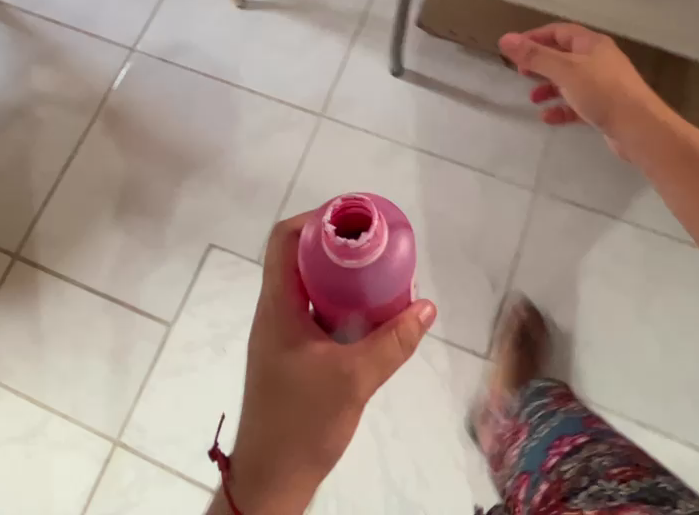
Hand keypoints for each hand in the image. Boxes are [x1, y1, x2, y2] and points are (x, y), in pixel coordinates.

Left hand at [225, 213, 437, 514]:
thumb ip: (393, 343)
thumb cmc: (301, 422)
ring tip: (380, 273)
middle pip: (300, 258)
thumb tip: (427, 306)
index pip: (284, 240)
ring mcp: (282, 335)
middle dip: (337, 245)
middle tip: (376, 244)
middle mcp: (275, 312)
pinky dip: (341, 304)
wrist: (271, 479)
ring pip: (310, 286)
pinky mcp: (292, 355)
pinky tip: (371, 315)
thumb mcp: (354, 380)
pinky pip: (316, 312)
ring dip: (341, 276)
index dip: (315, 219)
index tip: (352, 219)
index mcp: (278, 306)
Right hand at [499, 23, 665, 140]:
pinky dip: (561, 108)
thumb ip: (534, 56)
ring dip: (549, 87)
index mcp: (591, 44)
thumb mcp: (564, 70)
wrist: (640, 129)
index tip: (514, 49)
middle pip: (563, 56)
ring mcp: (603, 85)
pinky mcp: (605, 108)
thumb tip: (505, 39)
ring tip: (533, 98)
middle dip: (541, 64)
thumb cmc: (602, 92)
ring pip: (570, 81)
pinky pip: (577, 104)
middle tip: (521, 72)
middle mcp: (598, 60)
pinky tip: (548, 117)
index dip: (535, 37)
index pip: (559, 32)